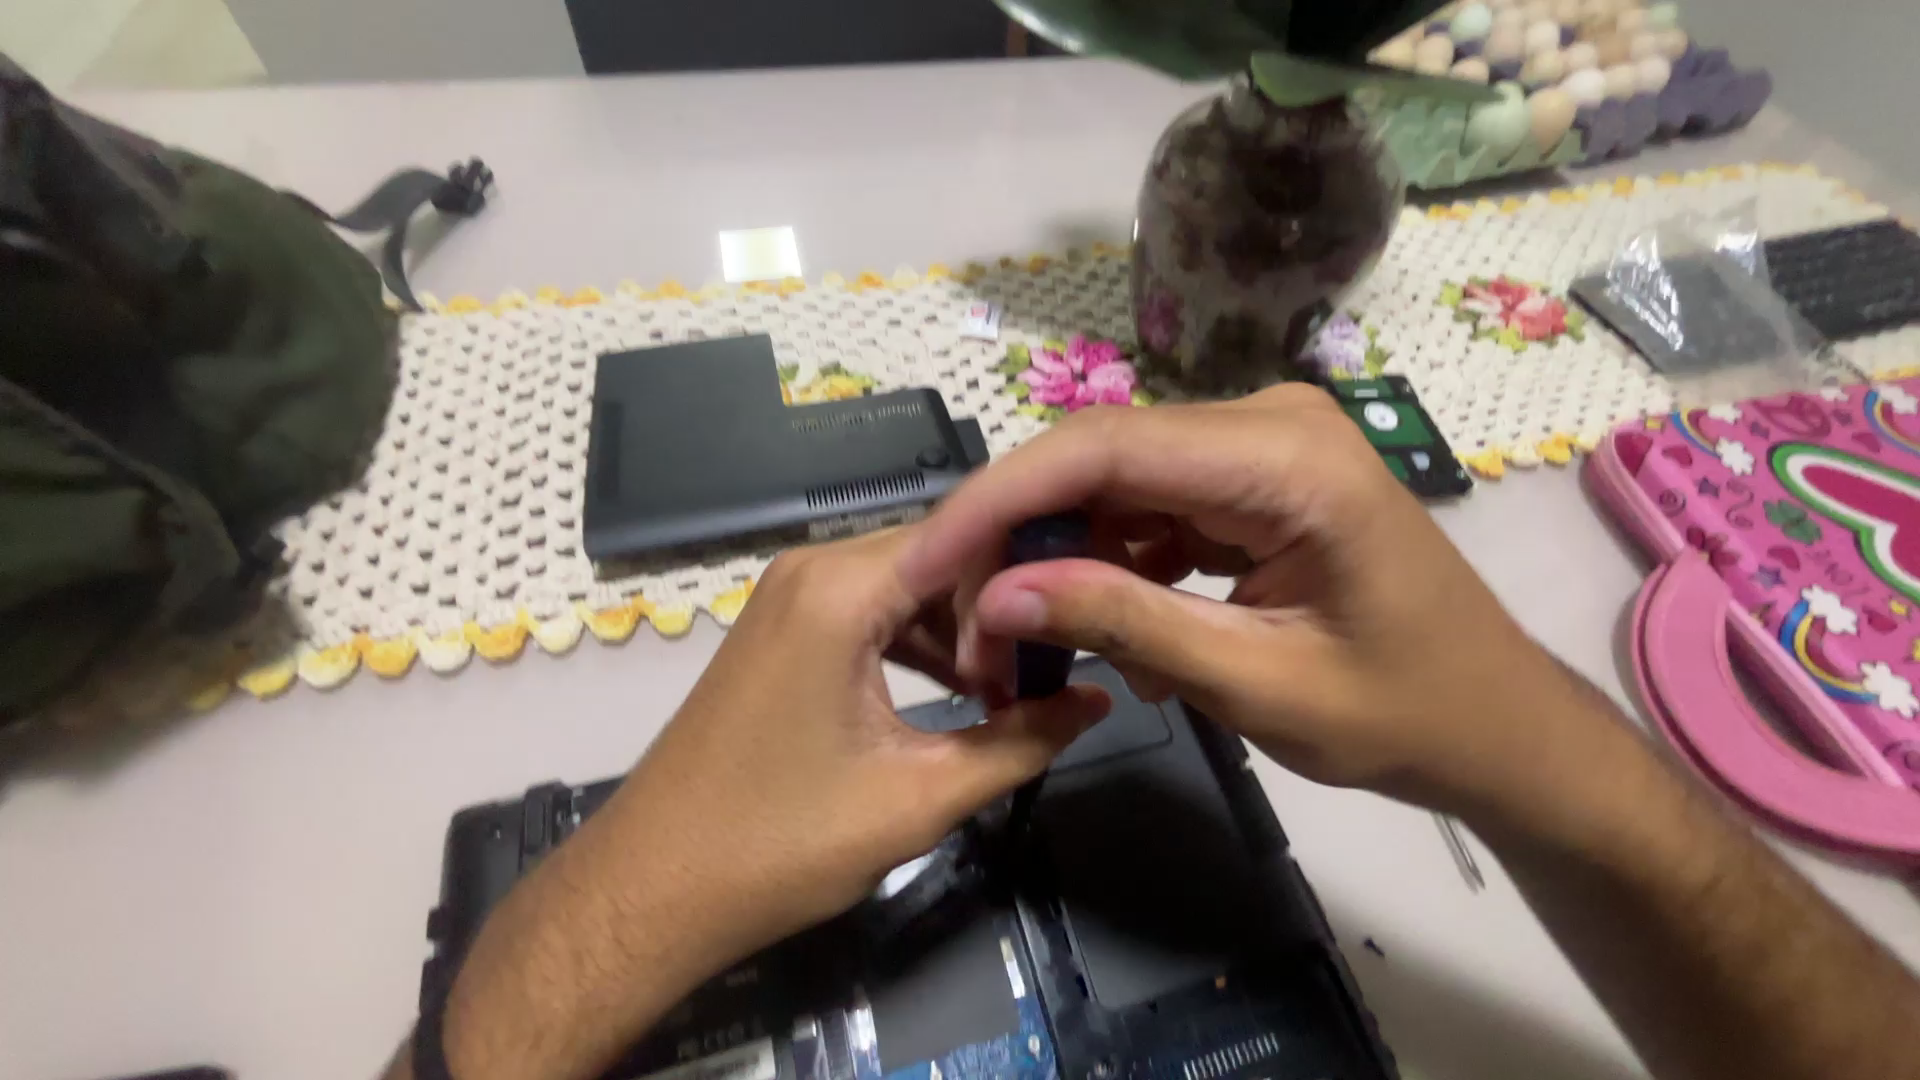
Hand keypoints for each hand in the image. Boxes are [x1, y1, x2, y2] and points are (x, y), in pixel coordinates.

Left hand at [606, 526, 1108, 957]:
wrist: (650, 889)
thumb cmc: (781, 843)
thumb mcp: (920, 797)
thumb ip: (1021, 742)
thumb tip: (1097, 702)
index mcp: (842, 589)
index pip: (966, 538)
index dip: (1032, 571)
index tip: (1085, 616)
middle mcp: (814, 569)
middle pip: (937, 557)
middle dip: (999, 607)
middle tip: (1055, 664)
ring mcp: (792, 596)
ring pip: (906, 584)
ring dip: (961, 629)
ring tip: (1013, 689)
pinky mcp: (784, 627)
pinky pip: (870, 610)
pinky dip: (917, 641)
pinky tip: (958, 690)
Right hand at [900, 384, 1615, 814]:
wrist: (1495, 725)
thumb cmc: (1403, 713)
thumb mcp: (1256, 682)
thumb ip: (1125, 623)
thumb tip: (998, 597)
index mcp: (1288, 459)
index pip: (1104, 450)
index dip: (999, 501)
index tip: (926, 561)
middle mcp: (1264, 424)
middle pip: (1096, 460)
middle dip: (1016, 538)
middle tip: (968, 623)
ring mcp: (1252, 448)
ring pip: (1108, 485)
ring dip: (1053, 557)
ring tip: (1021, 638)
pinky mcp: (1240, 482)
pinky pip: (1141, 508)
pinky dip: (1102, 564)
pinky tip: (1101, 624)